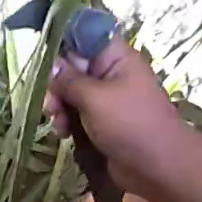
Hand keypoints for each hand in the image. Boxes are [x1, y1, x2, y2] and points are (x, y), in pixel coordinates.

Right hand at [46, 36, 201, 200]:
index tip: (44, 55)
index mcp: (115, 57)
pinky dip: (67, 121)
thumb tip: (51, 65)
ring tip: (59, 125)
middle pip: (72, 67)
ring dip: (59, 106)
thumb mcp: (94, 98)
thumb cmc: (130, 124)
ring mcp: (106, 99)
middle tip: (50, 106)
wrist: (158, 166)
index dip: (63, 40)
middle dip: (57, 84)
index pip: (85, 35)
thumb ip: (69, 80)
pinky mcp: (101, 121)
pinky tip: (63, 134)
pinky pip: (76, 113)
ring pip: (71, 92)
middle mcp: (110, 73)